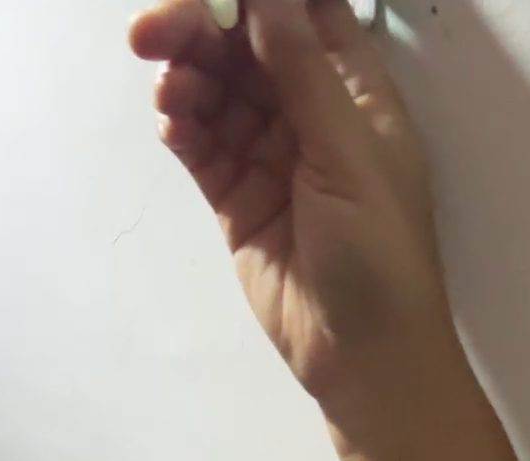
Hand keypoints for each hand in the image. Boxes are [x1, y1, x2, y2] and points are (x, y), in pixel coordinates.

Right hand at [129, 0, 454, 404]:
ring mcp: (271, 161)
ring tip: (167, 90)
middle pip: (247, 48)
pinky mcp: (239, 202)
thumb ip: (303, 73)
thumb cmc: (380, 257)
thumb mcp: (350, 156)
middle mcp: (310, 118)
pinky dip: (184, 129)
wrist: (362, 356)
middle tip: (150, 31)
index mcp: (354, 95)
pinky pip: (204, 149)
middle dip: (200, 30)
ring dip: (186, 79)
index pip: (303, 14)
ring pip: (218, 96)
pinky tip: (172, 122)